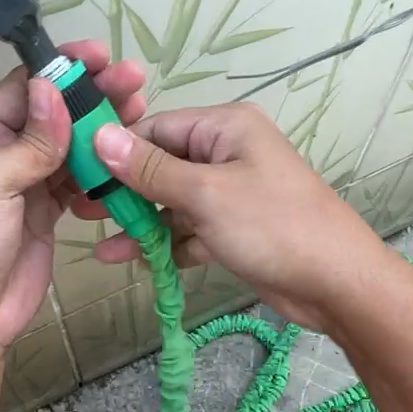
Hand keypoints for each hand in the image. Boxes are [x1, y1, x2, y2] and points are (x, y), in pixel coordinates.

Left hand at [0, 42, 145, 349]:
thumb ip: (28, 141)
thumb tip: (52, 90)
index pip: (24, 88)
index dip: (63, 70)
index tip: (102, 57)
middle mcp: (2, 153)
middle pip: (53, 114)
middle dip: (93, 96)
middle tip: (136, 84)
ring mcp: (27, 184)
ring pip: (69, 147)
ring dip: (101, 132)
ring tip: (140, 116)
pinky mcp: (47, 213)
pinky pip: (77, 183)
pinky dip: (99, 173)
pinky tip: (122, 165)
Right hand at [82, 103, 385, 328]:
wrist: (335, 282)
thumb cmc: (274, 226)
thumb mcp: (205, 194)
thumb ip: (151, 170)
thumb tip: (100, 138)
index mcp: (224, 128)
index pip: (156, 130)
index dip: (116, 153)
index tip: (77, 177)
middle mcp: (226, 154)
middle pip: (161, 167)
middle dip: (124, 193)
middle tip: (81, 214)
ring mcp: (231, 194)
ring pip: (172, 205)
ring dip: (141, 226)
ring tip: (103, 249)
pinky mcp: (234, 231)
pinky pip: (190, 232)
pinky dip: (167, 246)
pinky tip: (137, 262)